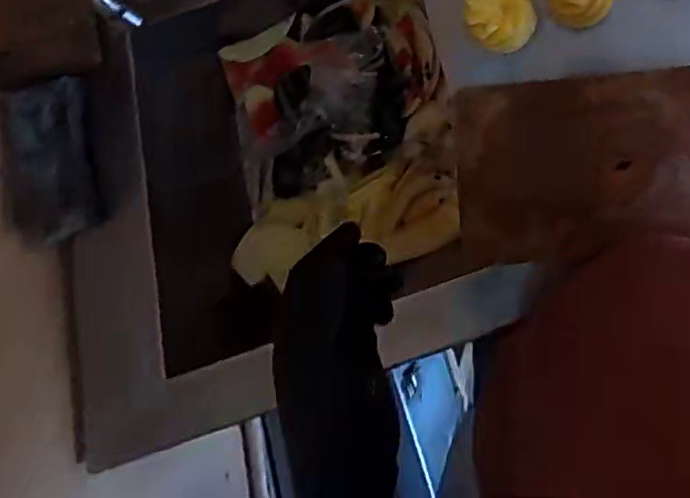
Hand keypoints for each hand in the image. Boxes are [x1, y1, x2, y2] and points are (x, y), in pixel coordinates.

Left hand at [272, 222, 402, 497]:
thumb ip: (328, 285)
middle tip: (383, 256)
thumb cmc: (330, 397)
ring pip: (353, 297)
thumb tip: (348, 233)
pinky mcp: (358, 358)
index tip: (358, 227)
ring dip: (373, 283)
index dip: (329, 248)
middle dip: (356, 264)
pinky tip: (390, 308)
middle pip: (332, 282)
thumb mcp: (321, 334)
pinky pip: (366, 317)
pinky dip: (379, 304)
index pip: (306, 274)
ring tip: (396, 282)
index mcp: (293, 328)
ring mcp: (335, 347)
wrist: (348, 463)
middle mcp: (310, 333)